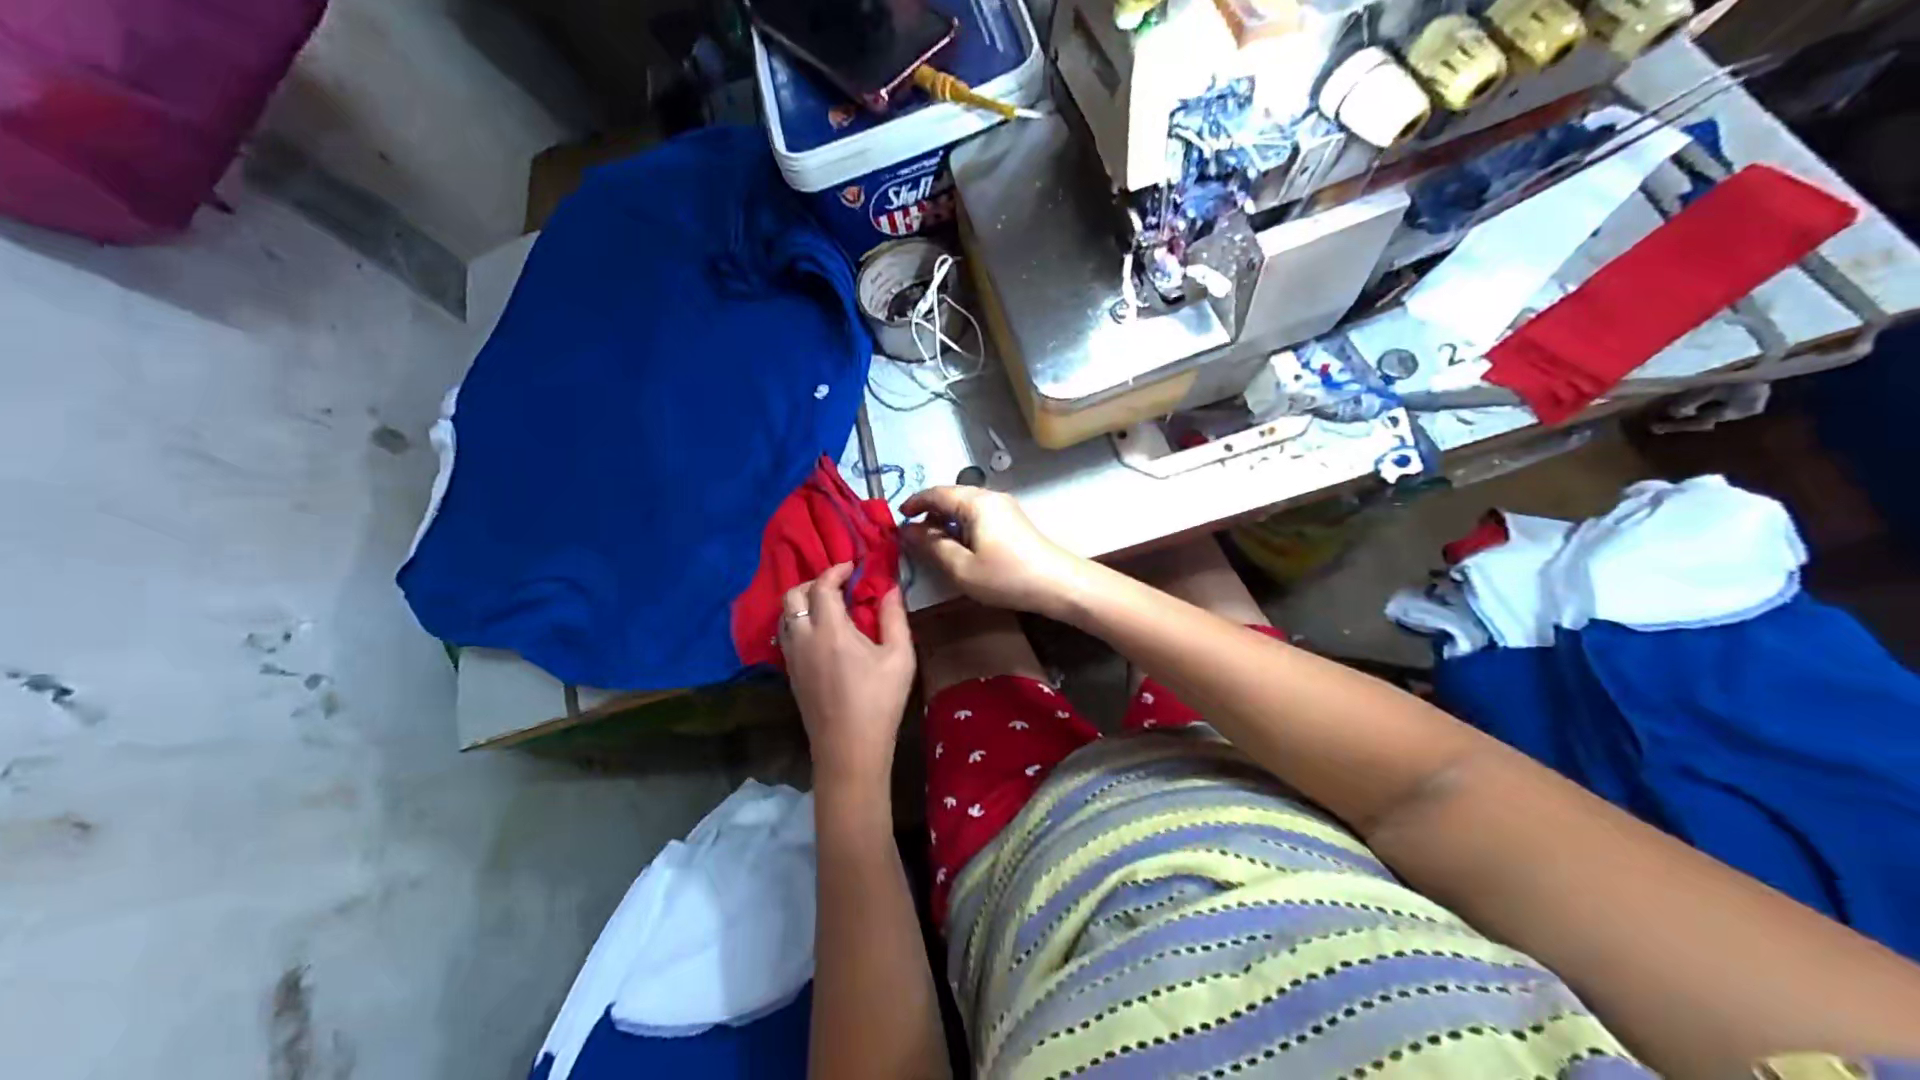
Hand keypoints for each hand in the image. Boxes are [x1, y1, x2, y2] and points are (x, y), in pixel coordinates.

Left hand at [780, 563, 914, 789]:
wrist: (848, 750)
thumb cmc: (879, 702)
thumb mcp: (899, 657)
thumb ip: (894, 618)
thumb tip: (890, 589)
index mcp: (829, 629)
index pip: (821, 586)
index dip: (835, 571)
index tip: (852, 567)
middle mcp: (803, 638)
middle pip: (792, 595)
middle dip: (813, 583)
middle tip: (838, 586)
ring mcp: (792, 658)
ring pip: (784, 616)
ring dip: (802, 602)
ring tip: (828, 607)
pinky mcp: (790, 675)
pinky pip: (786, 635)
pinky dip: (798, 622)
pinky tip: (820, 634)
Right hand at [899, 487, 1088, 618]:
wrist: (1058, 584)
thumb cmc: (1006, 576)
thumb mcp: (961, 567)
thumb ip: (931, 546)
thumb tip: (907, 531)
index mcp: (975, 502)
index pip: (936, 493)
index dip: (914, 503)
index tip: (897, 518)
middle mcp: (989, 497)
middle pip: (951, 496)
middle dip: (928, 512)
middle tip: (911, 534)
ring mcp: (1004, 507)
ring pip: (964, 506)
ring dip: (945, 520)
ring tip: (931, 543)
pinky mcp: (1012, 521)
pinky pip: (978, 515)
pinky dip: (960, 525)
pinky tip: (958, 545)